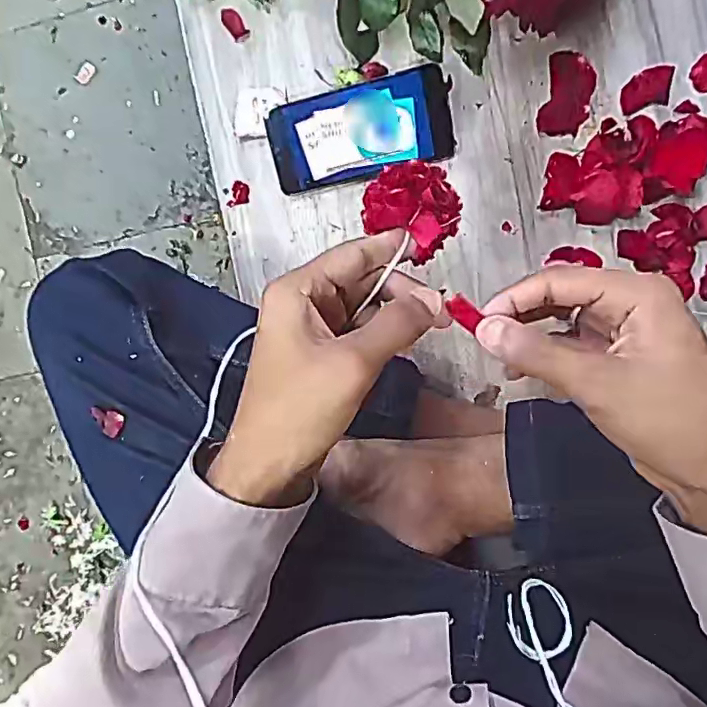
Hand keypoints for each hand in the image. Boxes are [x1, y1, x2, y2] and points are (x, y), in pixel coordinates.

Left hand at [208, 231, 446, 506]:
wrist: (269, 465)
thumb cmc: (296, 412)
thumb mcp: (354, 361)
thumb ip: (397, 324)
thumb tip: (432, 299)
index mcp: (296, 292)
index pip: (351, 255)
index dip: (388, 248)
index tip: (420, 241)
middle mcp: (301, 304)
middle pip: (360, 280)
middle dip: (400, 289)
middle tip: (437, 306)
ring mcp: (310, 329)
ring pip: (363, 306)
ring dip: (395, 312)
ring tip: (430, 322)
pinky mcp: (320, 353)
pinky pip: (359, 330)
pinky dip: (384, 332)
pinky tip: (406, 339)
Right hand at [475, 267, 706, 545]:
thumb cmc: (672, 423)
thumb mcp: (597, 384)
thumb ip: (536, 353)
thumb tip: (486, 329)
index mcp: (640, 293)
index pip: (563, 279)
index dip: (517, 297)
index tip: (481, 320)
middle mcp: (635, 304)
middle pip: (564, 296)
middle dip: (523, 314)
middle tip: (487, 338)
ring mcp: (630, 332)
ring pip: (568, 322)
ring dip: (534, 336)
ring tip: (501, 358)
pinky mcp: (624, 359)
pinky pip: (578, 346)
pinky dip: (551, 356)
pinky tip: (526, 370)